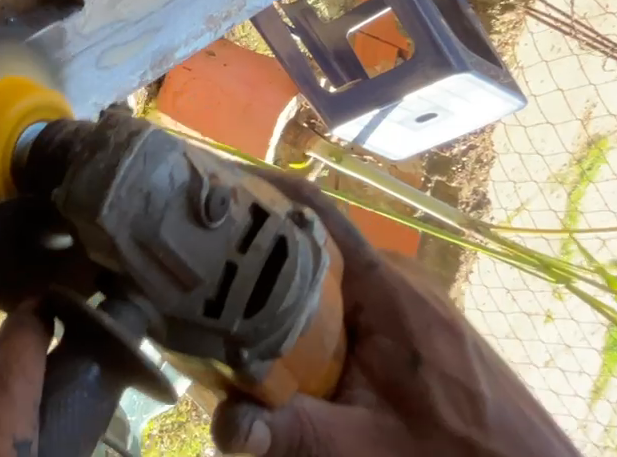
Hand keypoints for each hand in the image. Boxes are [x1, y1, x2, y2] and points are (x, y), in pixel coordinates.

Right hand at [211, 172, 580, 456]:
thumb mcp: (373, 452)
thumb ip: (297, 434)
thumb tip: (222, 427)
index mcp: (386, 289)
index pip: (312, 208)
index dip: (257, 186)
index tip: (206, 186)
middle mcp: (398, 279)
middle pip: (308, 240)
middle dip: (251, 242)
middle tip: (194, 255)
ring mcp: (413, 299)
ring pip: (328, 269)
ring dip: (279, 276)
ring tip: (226, 293)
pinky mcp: (422, 324)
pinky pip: (351, 293)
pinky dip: (310, 301)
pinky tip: (287, 338)